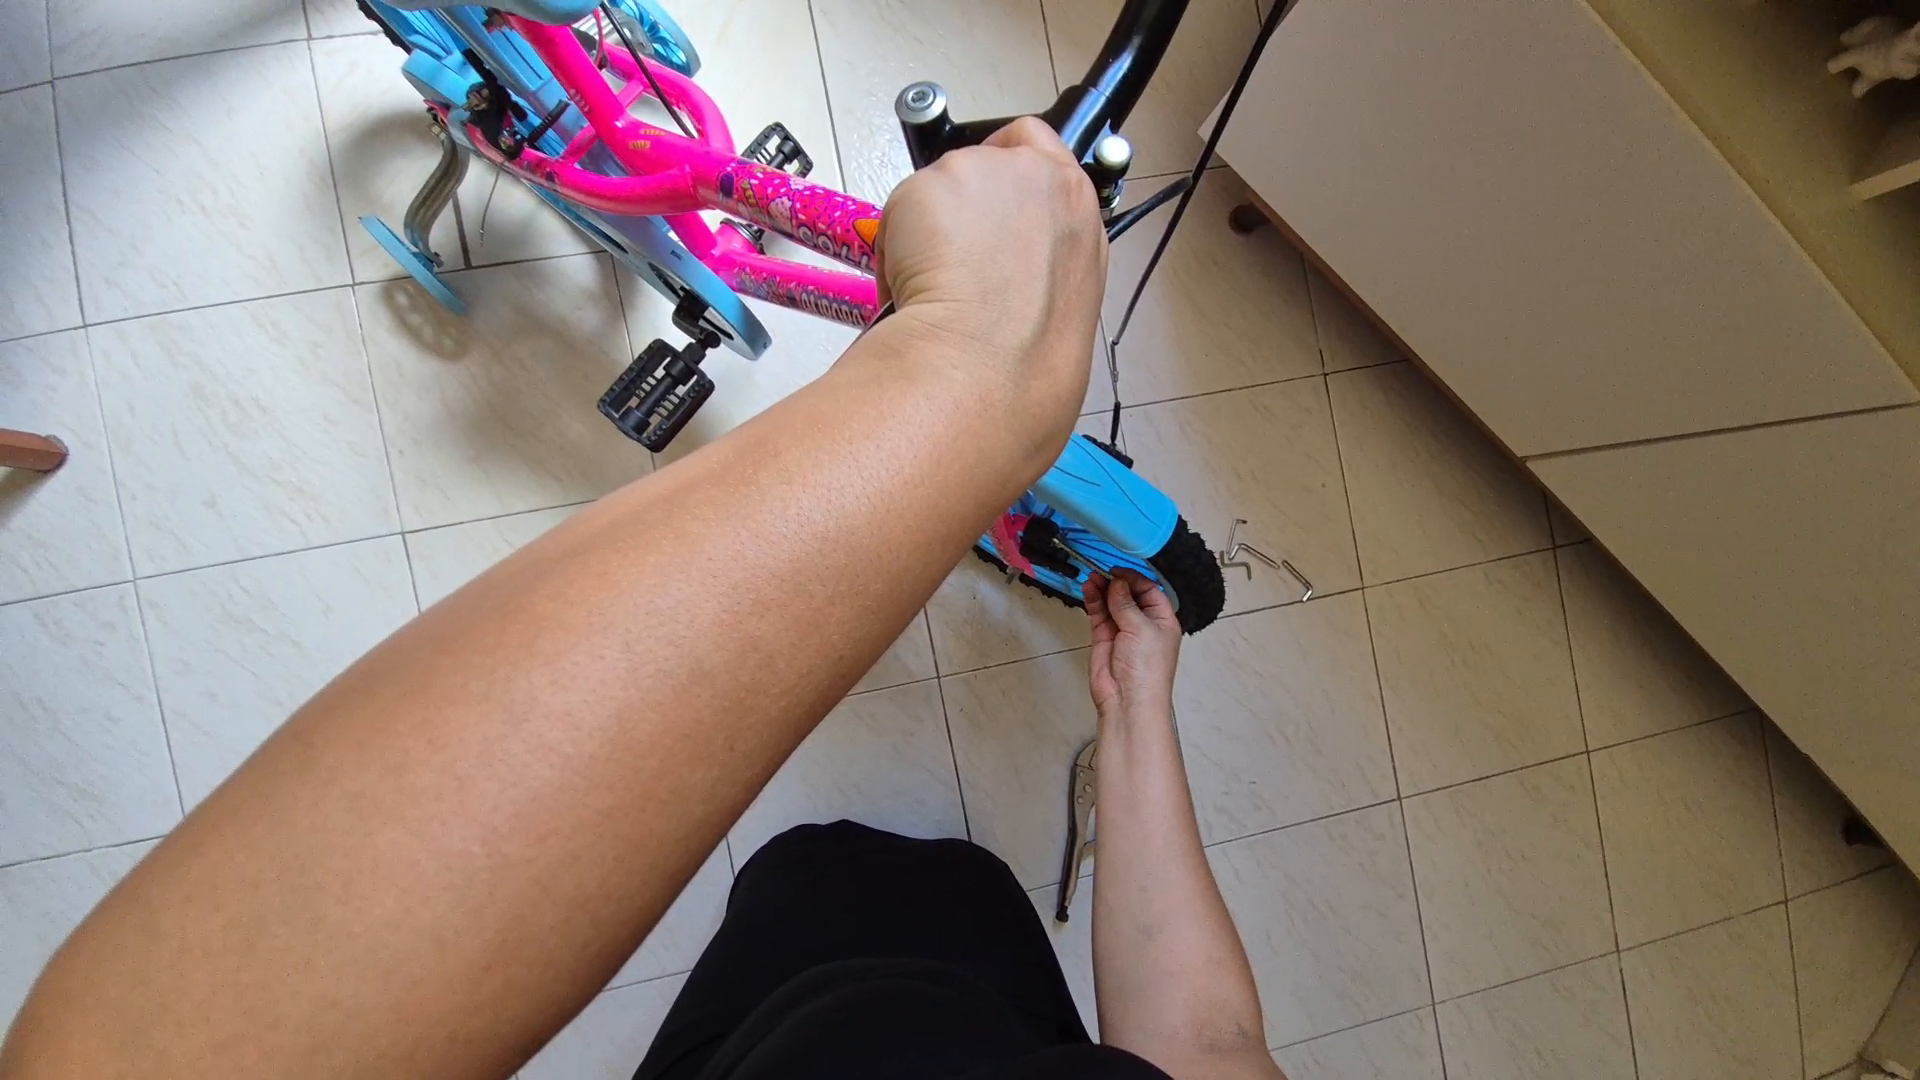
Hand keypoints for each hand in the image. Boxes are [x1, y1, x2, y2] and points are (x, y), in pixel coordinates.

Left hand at [873, 117, 1106, 460]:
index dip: (1005, 174)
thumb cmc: (1027, 363)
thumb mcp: (1063, 304)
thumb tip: (1007, 279)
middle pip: (983, 161)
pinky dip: (896, 245)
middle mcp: (1036, 177)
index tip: (985, 208)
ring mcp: (982, 174)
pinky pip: (903, 211)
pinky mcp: (930, 185)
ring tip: (929, 287)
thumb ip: (1040, 263)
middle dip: (960, 202)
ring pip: (940, 188)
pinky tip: (908, 288)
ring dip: (927, 228)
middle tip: (946, 257)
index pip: (1038, 149)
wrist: (984, 365)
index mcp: (1076, 211)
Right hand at [1085, 570, 1181, 721]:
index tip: (1119, 569)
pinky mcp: (1104, 637)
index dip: (1135, 578)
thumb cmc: (1147, 669)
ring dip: (1102, 588)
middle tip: (1103, 570)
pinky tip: (1088, 589)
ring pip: (1111, 602)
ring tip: (1092, 576)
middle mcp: (1143, 623)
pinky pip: (1099, 613)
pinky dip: (1093, 600)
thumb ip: (1126, 603)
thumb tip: (1116, 583)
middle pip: (1129, 594)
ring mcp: (1123, 630)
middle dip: (1117, 582)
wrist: (1128, 699)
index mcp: (1163, 620)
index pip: (1150, 590)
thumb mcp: (1142, 628)